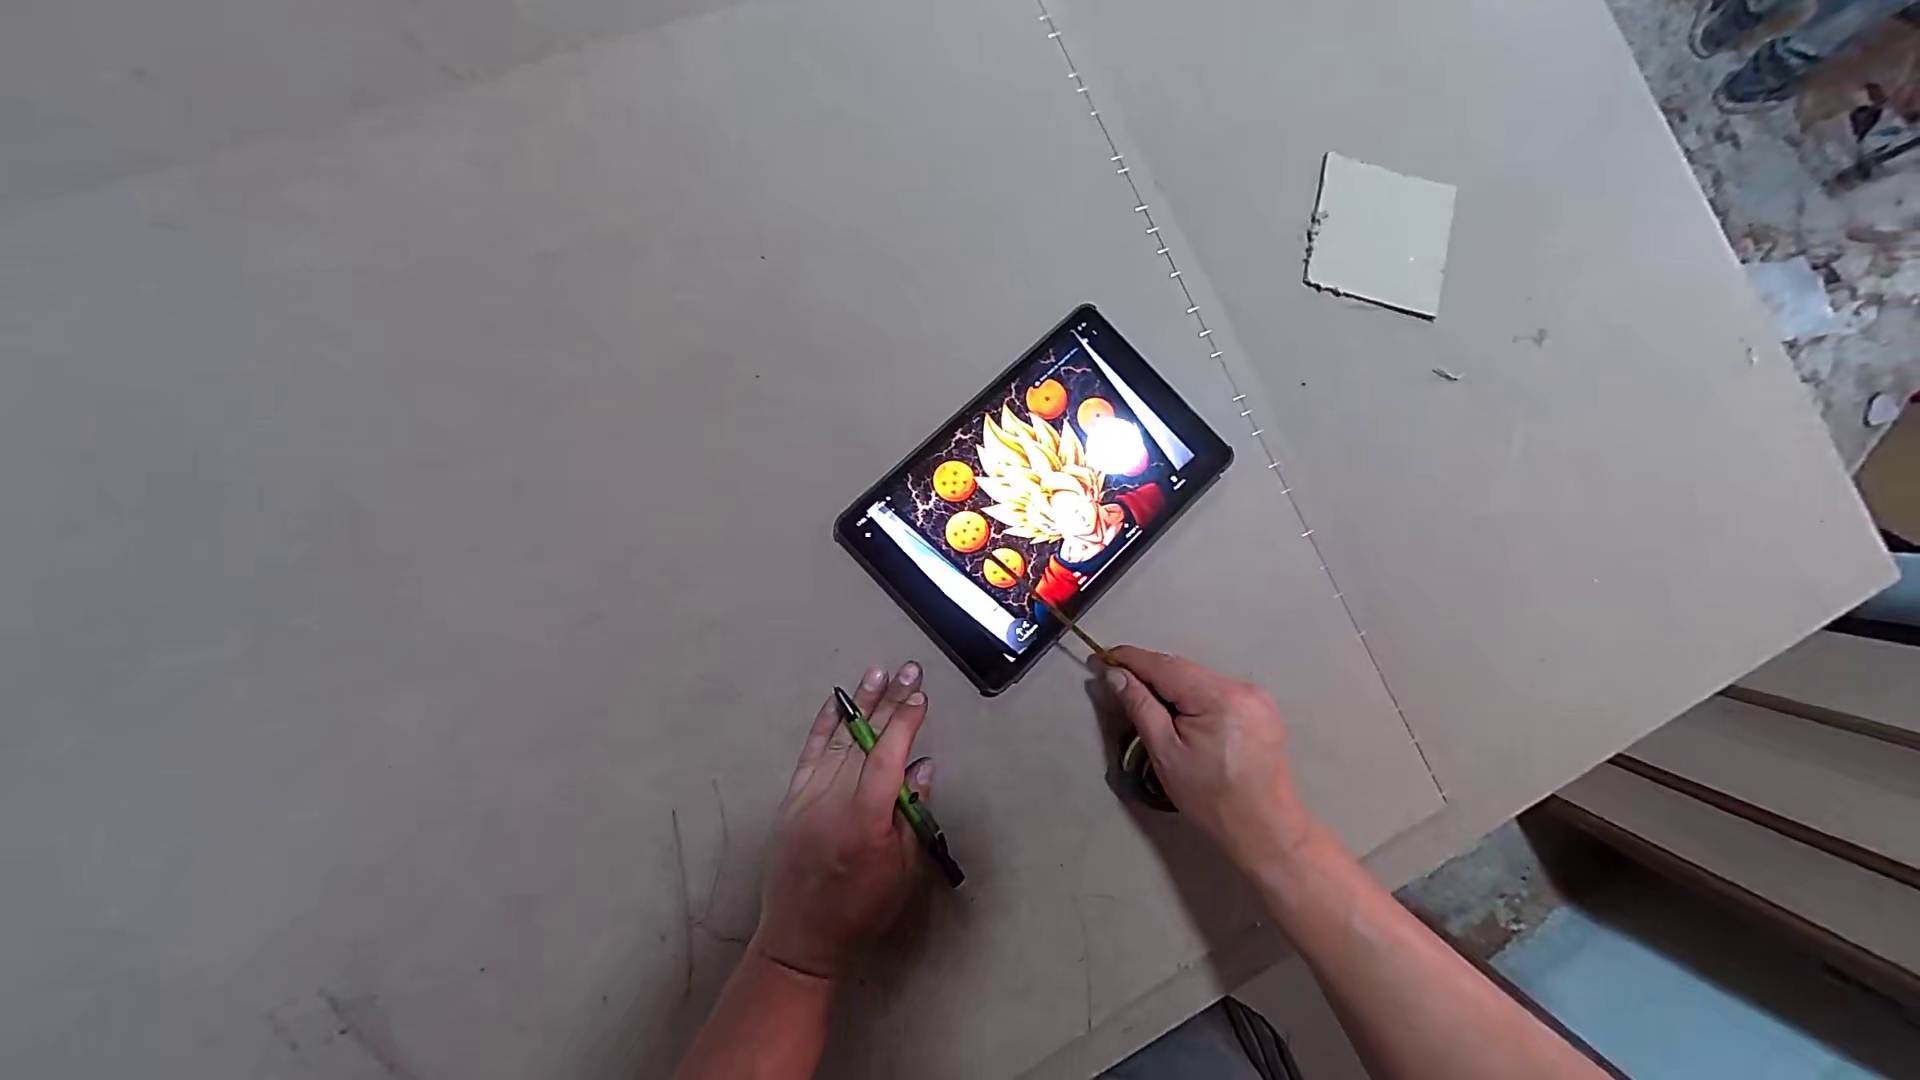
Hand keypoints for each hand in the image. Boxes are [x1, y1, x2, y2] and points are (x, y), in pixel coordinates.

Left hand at [752, 662, 934, 980]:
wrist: (801, 939)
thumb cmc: (861, 910)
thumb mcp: (902, 870)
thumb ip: (910, 814)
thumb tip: (921, 767)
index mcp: (865, 820)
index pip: (888, 757)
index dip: (906, 722)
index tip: (920, 698)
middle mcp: (834, 801)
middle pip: (867, 740)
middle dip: (891, 701)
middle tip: (909, 670)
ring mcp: (809, 797)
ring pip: (841, 740)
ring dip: (861, 704)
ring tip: (878, 673)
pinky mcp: (793, 800)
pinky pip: (810, 754)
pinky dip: (824, 726)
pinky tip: (836, 702)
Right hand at [1104, 646, 1317, 871]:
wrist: (1266, 831)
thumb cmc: (1212, 799)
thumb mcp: (1165, 753)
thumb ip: (1139, 706)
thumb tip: (1116, 675)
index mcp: (1219, 697)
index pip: (1164, 665)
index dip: (1130, 658)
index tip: (1102, 658)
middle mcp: (1242, 688)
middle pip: (1182, 668)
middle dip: (1148, 672)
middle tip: (1117, 681)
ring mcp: (1257, 697)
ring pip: (1198, 677)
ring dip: (1169, 684)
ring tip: (1146, 702)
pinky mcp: (1262, 709)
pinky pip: (1215, 689)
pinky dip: (1192, 694)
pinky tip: (1179, 713)